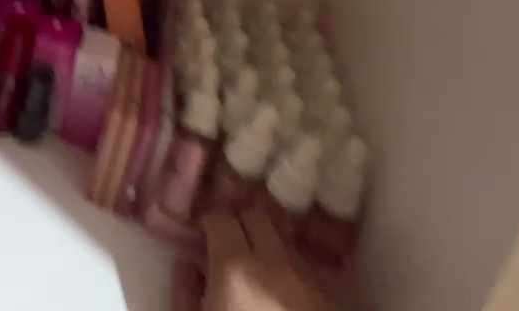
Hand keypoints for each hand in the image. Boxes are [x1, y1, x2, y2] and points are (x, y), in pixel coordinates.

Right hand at [176, 209, 334, 310]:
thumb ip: (184, 292)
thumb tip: (188, 263)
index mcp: (234, 268)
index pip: (219, 217)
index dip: (208, 223)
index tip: (201, 236)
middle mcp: (275, 265)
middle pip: (258, 216)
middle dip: (240, 225)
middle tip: (228, 246)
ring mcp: (310, 284)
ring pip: (285, 244)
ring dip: (269, 250)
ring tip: (258, 276)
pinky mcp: (334, 305)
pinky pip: (307, 274)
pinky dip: (291, 276)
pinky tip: (282, 300)